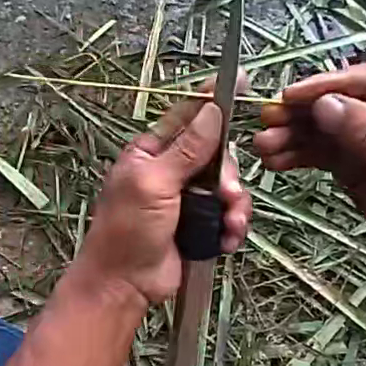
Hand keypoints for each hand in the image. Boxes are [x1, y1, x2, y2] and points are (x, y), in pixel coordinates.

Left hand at [69, 92, 251, 306]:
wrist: (125, 284)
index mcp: (151, 152)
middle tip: (223, 194)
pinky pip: (228, 216)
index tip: (240, 81)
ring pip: (227, 188)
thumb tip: (213, 111)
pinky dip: (233, 227)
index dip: (213, 101)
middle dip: (227, 176)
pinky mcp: (200, 226)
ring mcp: (187, 200)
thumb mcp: (153, 183)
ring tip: (229, 225)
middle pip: (217, 155)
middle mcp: (171, 171)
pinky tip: (226, 239)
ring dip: (234, 206)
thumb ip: (186, 149)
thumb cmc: (127, 230)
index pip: (187, 117)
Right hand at [253, 64, 365, 252]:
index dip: (322, 87)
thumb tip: (324, 104)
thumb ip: (365, 131)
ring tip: (263, 148)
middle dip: (300, 115)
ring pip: (326, 131)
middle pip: (338, 105)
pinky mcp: (359, 165)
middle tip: (266, 124)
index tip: (286, 97)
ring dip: (294, 138)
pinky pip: (325, 154)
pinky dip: (301, 157)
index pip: (362, 82)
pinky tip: (277, 161)